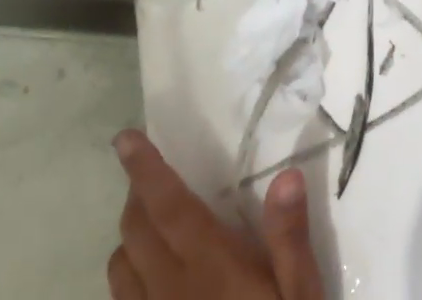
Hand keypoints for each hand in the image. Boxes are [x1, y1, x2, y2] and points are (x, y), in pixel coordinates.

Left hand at [108, 129, 323, 299]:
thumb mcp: (302, 294)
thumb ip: (290, 236)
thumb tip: (287, 175)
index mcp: (210, 266)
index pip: (168, 206)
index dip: (145, 169)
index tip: (126, 138)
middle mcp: (169, 290)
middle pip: (134, 230)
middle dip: (137, 195)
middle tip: (156, 177)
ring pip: (118, 266)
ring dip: (130, 235)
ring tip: (154, 224)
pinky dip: (128, 274)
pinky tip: (154, 279)